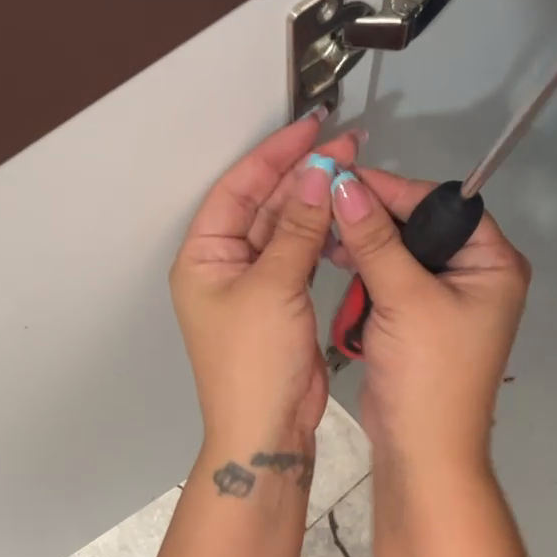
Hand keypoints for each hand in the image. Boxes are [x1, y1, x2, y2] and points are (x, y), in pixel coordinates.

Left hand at [171, 116, 360, 454]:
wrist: (265, 429)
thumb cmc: (254, 363)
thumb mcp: (273, 288)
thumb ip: (297, 229)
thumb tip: (318, 173)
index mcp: (203, 258)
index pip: (236, 190)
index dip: (273, 156)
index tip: (313, 126)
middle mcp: (223, 266)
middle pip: (262, 205)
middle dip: (301, 175)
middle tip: (349, 145)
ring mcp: (252, 285)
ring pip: (284, 229)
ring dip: (314, 202)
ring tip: (354, 169)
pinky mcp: (280, 302)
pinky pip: (299, 255)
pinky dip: (321, 234)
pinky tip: (345, 212)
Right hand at [328, 168, 531, 471]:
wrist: (420, 448)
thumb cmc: (427, 373)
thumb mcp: (403, 298)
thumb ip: (374, 240)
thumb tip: (345, 185)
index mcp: (492, 262)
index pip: (442, 206)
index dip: (394, 190)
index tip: (344, 178)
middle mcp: (472, 275)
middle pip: (419, 228)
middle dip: (374, 218)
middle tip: (327, 203)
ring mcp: (442, 300)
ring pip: (399, 254)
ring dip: (364, 245)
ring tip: (324, 232)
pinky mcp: (414, 321)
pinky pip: (388, 282)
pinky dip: (363, 273)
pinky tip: (334, 261)